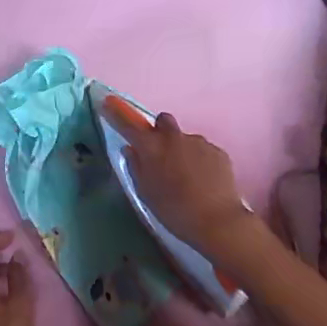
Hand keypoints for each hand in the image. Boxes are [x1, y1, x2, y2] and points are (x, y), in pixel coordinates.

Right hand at [104, 96, 254, 251]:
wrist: (218, 222)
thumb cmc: (174, 210)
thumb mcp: (146, 192)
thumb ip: (136, 166)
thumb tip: (131, 149)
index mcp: (150, 146)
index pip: (127, 123)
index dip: (116, 113)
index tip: (108, 103)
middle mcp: (173, 137)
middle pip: (163, 121)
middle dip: (160, 131)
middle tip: (161, 153)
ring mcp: (198, 142)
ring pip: (185, 138)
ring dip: (182, 149)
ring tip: (188, 175)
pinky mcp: (219, 152)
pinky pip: (203, 150)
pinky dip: (200, 160)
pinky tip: (204, 180)